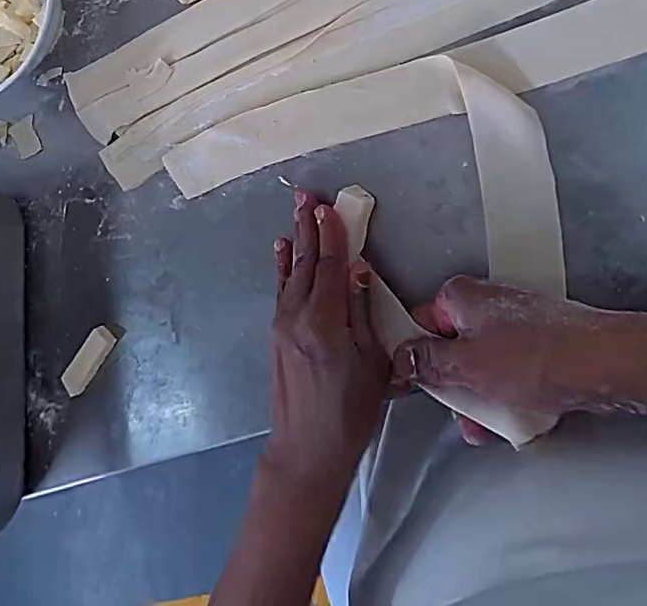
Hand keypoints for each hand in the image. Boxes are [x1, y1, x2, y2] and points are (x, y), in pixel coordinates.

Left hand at [260, 189, 388, 491]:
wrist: (304, 452)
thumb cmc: (349, 412)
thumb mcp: (372, 363)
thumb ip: (362, 312)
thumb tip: (359, 269)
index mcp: (324, 321)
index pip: (331, 265)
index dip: (332, 233)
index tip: (329, 206)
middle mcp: (297, 315)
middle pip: (306, 261)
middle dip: (309, 226)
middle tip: (306, 195)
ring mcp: (281, 324)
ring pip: (291, 272)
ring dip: (297, 240)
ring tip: (297, 212)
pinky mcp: (275, 334)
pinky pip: (281, 290)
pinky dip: (283, 267)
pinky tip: (283, 250)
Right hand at [393, 275, 629, 421]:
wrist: (599, 365)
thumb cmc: (535, 358)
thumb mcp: (465, 367)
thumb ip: (426, 362)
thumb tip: (400, 358)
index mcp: (459, 296)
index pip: (420, 324)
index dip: (415, 358)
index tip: (416, 384)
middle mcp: (484, 302)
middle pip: (452, 347)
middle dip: (454, 385)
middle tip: (461, 411)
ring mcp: (511, 321)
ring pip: (481, 363)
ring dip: (480, 396)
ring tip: (490, 424)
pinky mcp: (534, 341)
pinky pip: (508, 369)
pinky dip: (506, 392)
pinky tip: (514, 416)